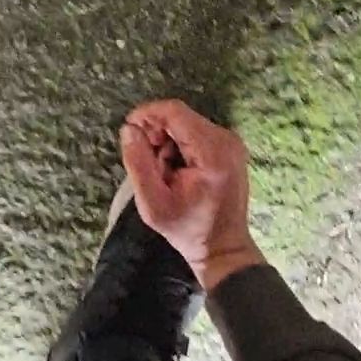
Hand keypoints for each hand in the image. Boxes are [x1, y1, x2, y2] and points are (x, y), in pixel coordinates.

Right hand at [119, 100, 264, 289]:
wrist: (224, 248)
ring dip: (168, 140)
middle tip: (148, 162)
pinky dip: (180, 144)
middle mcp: (226, 140)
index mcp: (211, 153)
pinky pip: (197, 132)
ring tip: (164, 172)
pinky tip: (177, 169)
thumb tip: (129, 129)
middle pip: (181, 116)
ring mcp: (231, 142)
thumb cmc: (188, 229)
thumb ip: (138, 163)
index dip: (148, 114)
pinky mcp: (230, 147)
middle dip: (157, 132)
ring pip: (187, 123)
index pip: (175, 112)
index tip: (129, 129)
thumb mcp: (153, 204)